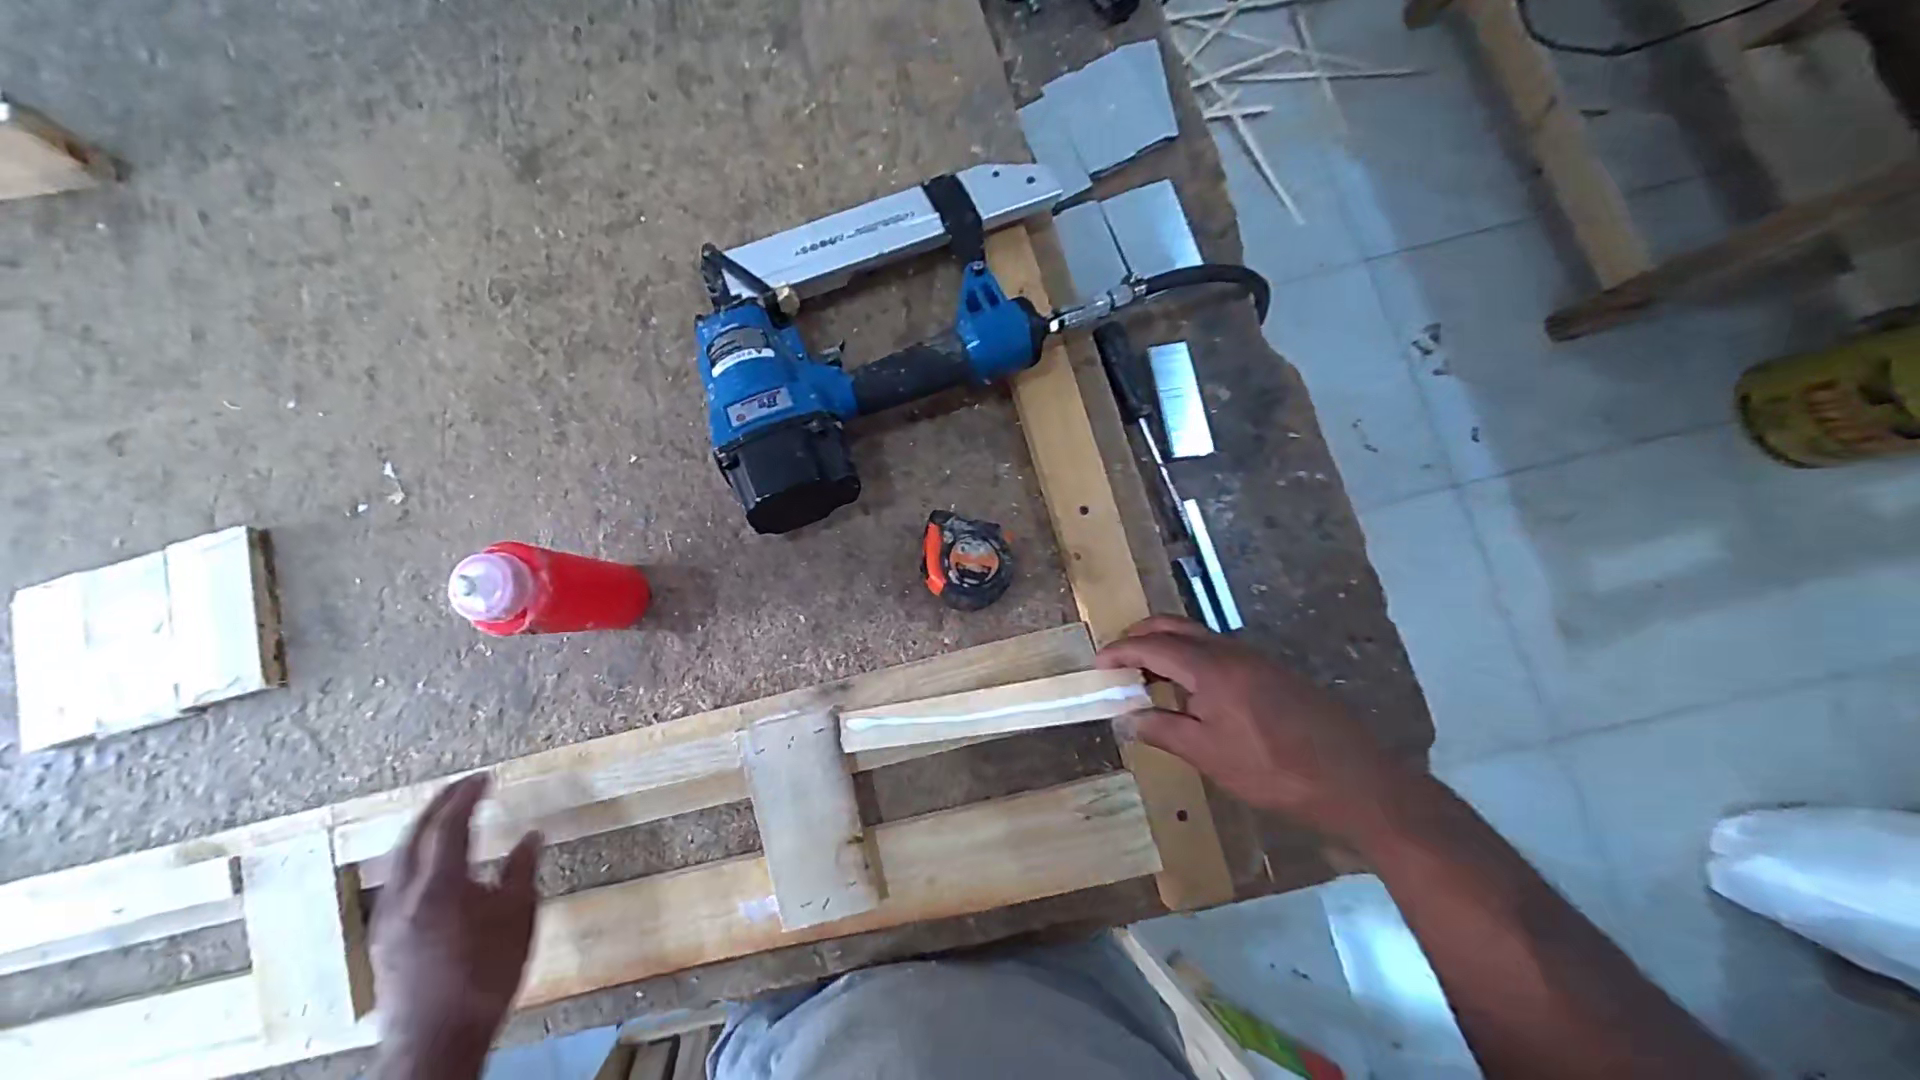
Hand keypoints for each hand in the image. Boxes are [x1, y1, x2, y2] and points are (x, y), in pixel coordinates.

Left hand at [369, 774, 541, 1076]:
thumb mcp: (518, 917)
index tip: (486, 777)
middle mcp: (405, 896)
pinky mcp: (384, 937)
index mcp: (440, 886)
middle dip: (438, 804)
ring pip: (399, 858)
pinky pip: (398, 880)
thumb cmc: (486, 974)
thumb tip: (531, 836)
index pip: (451, 825)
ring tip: (447, 816)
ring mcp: (388, 918)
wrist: (437, 1037)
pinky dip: (417, 856)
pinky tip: (435, 864)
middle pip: (413, 836)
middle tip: (464, 785)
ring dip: (423, 829)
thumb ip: (521, 871)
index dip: (468, 795)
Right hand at [1097, 616, 1405, 838]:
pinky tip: (1191, 690)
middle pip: (1175, 626)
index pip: (1153, 646)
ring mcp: (1257, 659)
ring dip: (1166, 646)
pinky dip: (1191, 657)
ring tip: (1146, 676)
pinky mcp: (1274, 672)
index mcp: (1212, 668)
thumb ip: (1163, 730)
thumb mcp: (1209, 756)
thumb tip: (1126, 718)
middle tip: (1117, 660)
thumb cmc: (1275, 771)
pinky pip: (1219, 651)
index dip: (1120, 652)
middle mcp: (1232, 652)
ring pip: (1198, 636)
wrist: (1358, 783)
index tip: (1097, 665)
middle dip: (1140, 636)